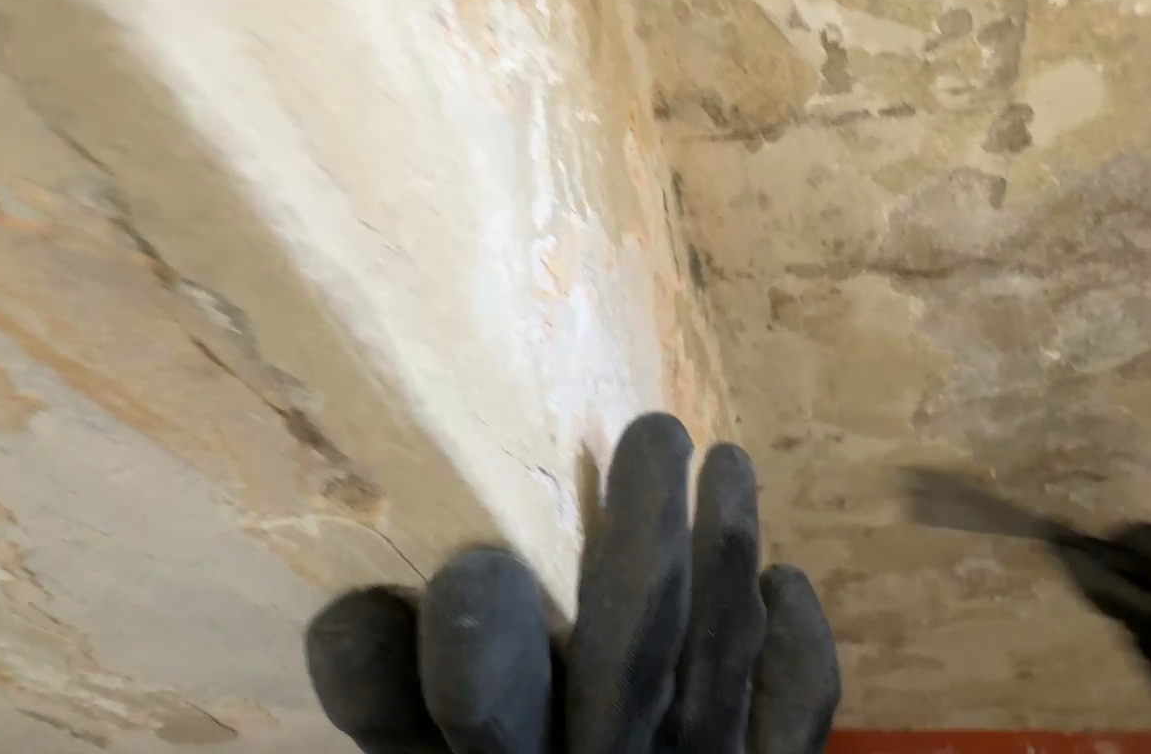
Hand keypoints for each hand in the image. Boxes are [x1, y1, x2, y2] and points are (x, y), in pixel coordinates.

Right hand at [303, 413, 840, 753]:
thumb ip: (391, 707)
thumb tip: (351, 613)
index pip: (490, 720)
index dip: (481, 650)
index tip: (474, 562)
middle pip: (633, 657)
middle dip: (645, 539)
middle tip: (657, 429)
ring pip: (723, 651)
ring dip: (727, 543)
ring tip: (728, 458)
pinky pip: (799, 707)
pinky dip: (796, 643)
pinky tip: (784, 582)